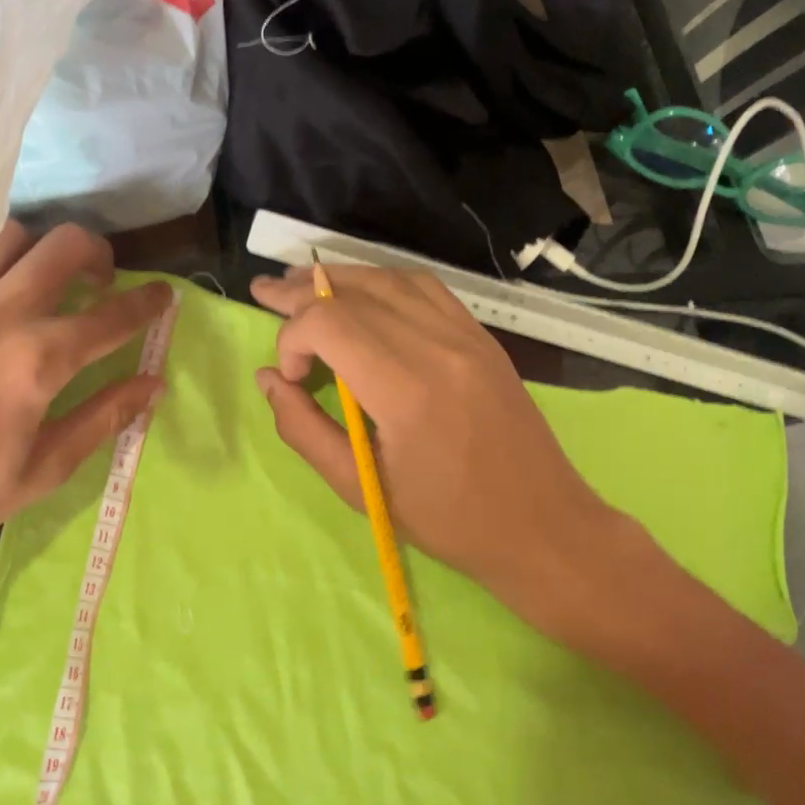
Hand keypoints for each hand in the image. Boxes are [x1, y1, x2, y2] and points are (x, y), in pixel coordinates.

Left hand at [0, 222, 170, 653]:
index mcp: (36, 361)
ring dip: (33, 249)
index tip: (162, 293)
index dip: (147, 302)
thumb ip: (101, 419)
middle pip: (66, 247)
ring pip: (4, 234)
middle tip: (97, 276)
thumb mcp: (39, 472)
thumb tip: (153, 384)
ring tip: (29, 277)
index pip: (112, 316)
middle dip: (98, 253)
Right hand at [250, 266, 626, 614]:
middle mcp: (438, 345)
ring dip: (341, 279)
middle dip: (302, 293)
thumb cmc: (448, 520)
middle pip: (354, 291)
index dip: (292, 337)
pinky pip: (425, 288)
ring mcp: (466, 335)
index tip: (291, 377)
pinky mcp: (482, 337)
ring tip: (302, 287)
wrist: (542, 526)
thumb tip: (267, 379)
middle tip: (263, 293)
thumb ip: (303, 428)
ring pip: (389, 278)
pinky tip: (363, 294)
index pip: (329, 322)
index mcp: (406, 388)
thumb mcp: (360, 489)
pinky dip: (384, 282)